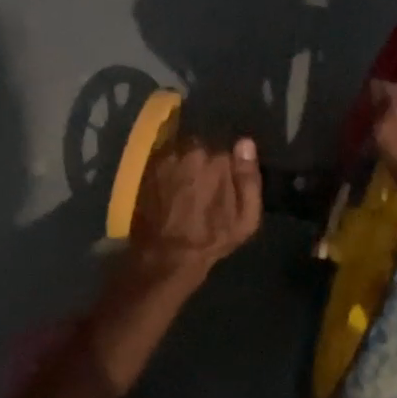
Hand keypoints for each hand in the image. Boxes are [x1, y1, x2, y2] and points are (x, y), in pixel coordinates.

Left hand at [124, 137, 263, 283]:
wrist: (165, 255)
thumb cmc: (211, 239)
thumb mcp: (246, 218)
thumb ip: (249, 178)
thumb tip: (246, 143)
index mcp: (218, 160)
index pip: (226, 152)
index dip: (226, 171)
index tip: (223, 187)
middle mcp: (191, 150)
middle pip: (202, 149)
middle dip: (204, 165)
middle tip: (202, 189)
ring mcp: (166, 156)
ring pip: (181, 152)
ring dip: (184, 165)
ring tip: (184, 190)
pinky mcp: (147, 166)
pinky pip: (164, 160)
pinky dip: (168, 171)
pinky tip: (168, 189)